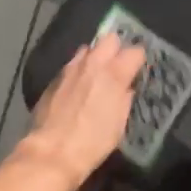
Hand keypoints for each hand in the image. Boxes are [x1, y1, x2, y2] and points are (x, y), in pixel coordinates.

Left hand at [15, 34, 144, 188]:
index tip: (138, 70)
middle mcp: (93, 63)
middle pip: (110, 38)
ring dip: (96, 57)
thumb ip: (125, 99)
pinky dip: (79, 70)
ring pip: (88, 48)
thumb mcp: (119, 124)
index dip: (138, 60)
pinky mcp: (55, 78)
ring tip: (97, 74)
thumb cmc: (93, 142)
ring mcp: (71, 68)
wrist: (52, 152)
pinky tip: (78, 86)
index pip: (135, 51)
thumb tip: (126, 88)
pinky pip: (72, 64)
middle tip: (118, 66)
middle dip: (117, 48)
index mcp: (114, 74)